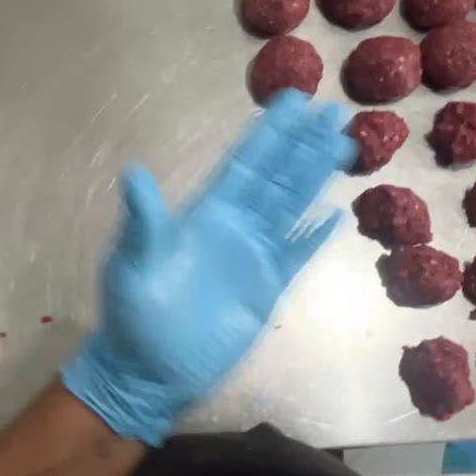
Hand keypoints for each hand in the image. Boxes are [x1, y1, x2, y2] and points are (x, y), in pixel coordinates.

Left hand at [63, 91, 354, 445]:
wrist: (148, 371)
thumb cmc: (133, 316)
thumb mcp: (132, 264)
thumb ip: (144, 221)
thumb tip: (133, 172)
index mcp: (203, 215)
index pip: (244, 165)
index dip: (269, 134)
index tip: (293, 103)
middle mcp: (233, 228)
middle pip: (277, 178)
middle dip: (303, 146)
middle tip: (333, 113)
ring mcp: (253, 258)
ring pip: (291, 208)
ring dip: (315, 178)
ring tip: (342, 146)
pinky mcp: (266, 291)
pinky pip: (295, 256)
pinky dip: (314, 237)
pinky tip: (335, 216)